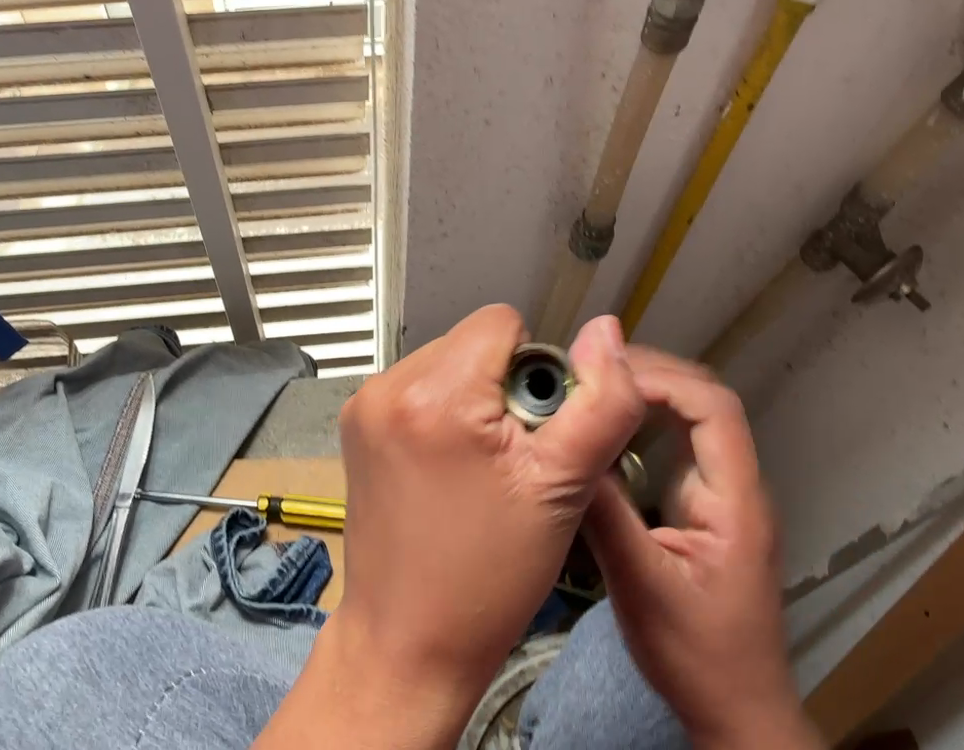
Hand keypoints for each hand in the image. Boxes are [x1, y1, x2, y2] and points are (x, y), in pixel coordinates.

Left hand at [255, 307, 644, 749]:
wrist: (407, 641)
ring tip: (483, 469)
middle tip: (513, 460)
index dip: (537, 372)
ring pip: (448, 362)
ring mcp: (364, 405)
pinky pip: (418, 388)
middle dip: (504, 386)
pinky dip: (444, 414)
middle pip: (474, 341)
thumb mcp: (563, 488)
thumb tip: (606, 332)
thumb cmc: (487, 578)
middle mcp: (387, 385)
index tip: (535, 433)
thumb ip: (600, 402)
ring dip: (475, 399)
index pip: (504, 322)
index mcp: (434, 393)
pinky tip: (453, 469)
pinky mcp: (357, 425)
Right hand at [580, 348, 818, 749]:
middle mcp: (735, 486)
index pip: (712, 408)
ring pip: (691, 418)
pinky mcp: (703, 509)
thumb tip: (564, 451)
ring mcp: (721, 496)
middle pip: (704, 400)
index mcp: (735, 500)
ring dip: (642, 393)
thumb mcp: (642, 587)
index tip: (599, 381)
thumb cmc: (697, 656)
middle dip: (647, 374)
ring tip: (587, 388)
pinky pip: (676, 445)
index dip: (658, 379)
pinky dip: (639, 424)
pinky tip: (601, 430)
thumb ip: (606, 516)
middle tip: (584, 372)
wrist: (737, 711)